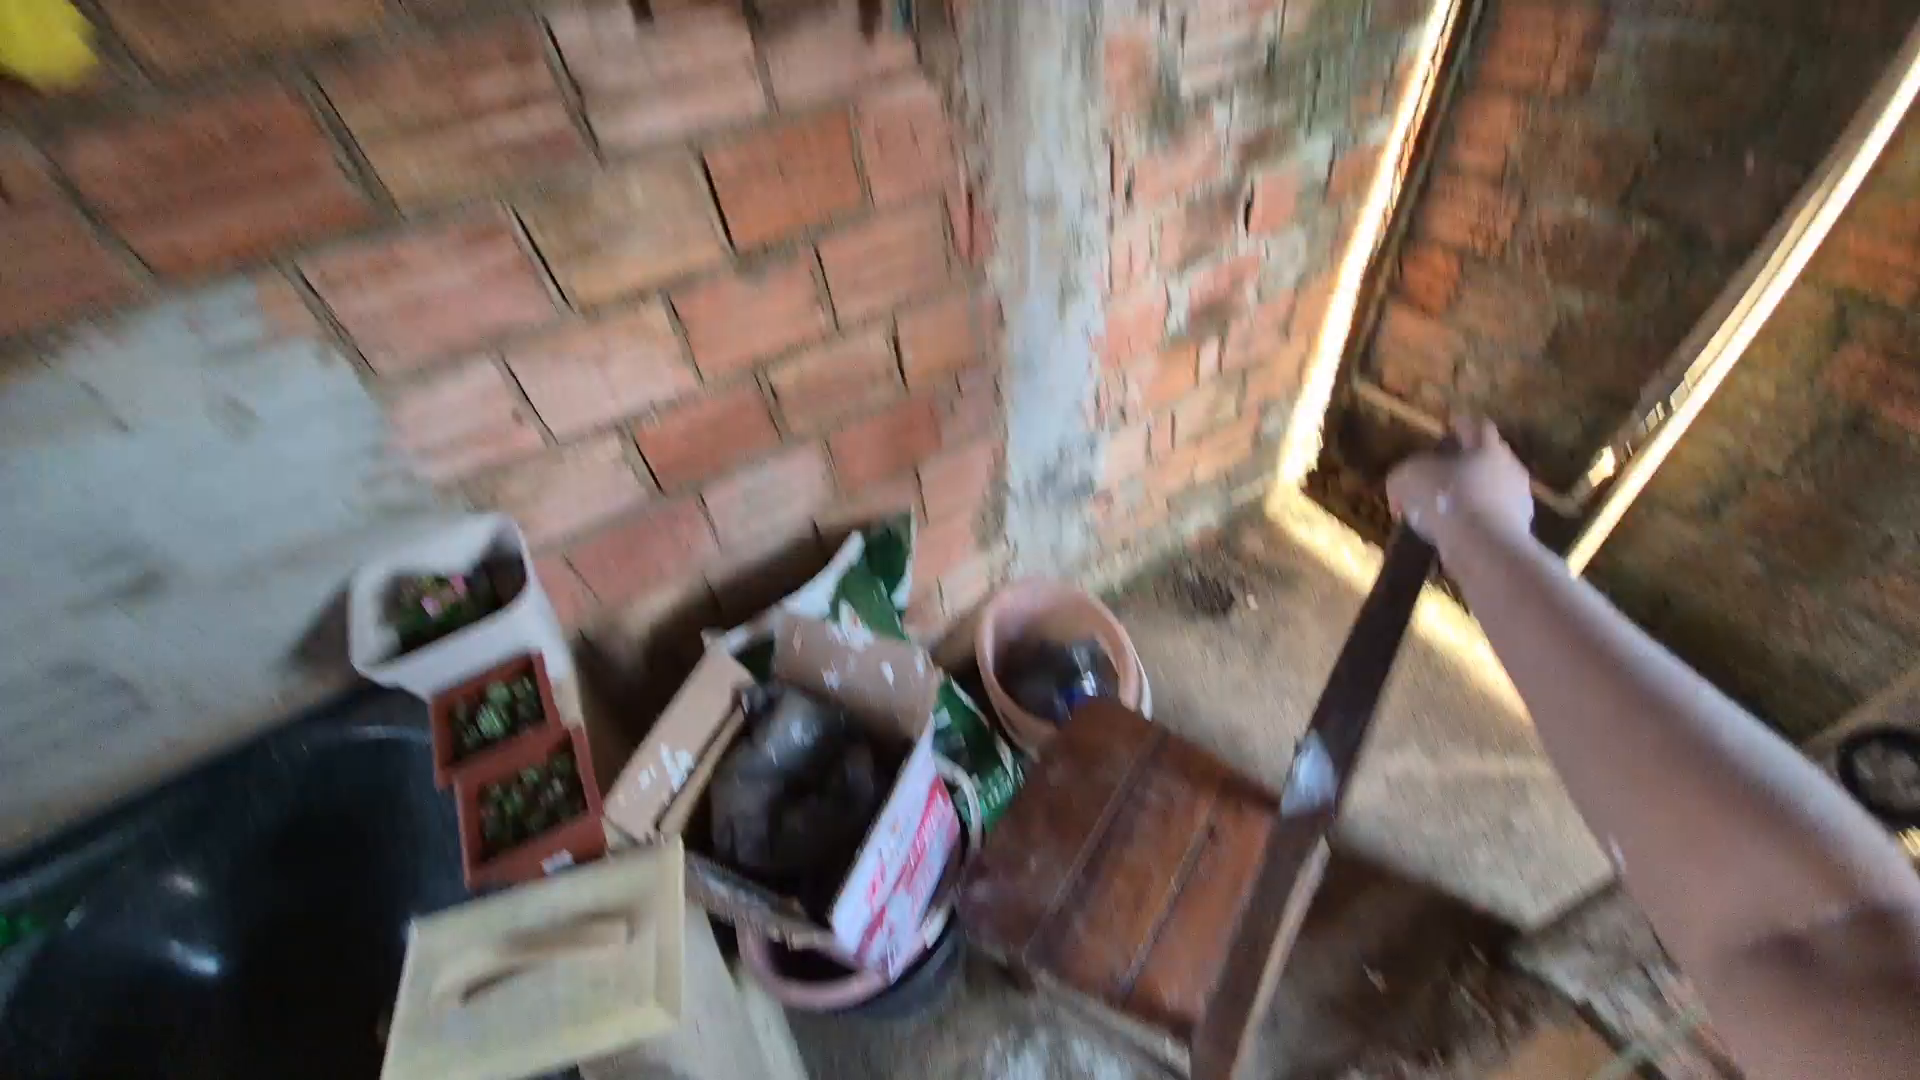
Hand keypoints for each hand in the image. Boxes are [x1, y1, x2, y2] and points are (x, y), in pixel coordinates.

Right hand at [1386, 417, 1534, 543]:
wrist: (1483, 545)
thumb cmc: (1445, 498)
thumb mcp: (1406, 477)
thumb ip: (1405, 472)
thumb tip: (1406, 482)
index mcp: (1486, 446)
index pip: (1475, 424)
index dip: (1460, 423)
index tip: (1448, 424)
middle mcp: (1509, 466)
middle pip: (1488, 456)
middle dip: (1466, 461)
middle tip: (1443, 471)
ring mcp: (1518, 497)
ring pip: (1491, 487)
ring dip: (1472, 493)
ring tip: (1446, 508)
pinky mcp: (1519, 527)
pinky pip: (1492, 516)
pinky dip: (1476, 520)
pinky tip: (1456, 532)